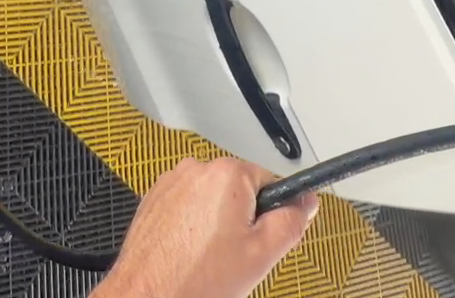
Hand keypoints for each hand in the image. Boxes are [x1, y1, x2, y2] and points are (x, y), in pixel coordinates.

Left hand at [93, 158, 317, 297]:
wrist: (148, 293)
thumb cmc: (197, 278)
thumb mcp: (261, 255)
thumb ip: (290, 223)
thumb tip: (306, 203)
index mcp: (227, 174)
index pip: (269, 182)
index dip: (271, 214)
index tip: (264, 236)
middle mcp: (198, 168)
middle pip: (239, 190)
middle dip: (243, 220)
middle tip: (235, 255)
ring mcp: (174, 180)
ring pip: (212, 198)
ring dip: (217, 222)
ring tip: (209, 257)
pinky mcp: (157, 194)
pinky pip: (187, 204)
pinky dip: (192, 224)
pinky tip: (190, 251)